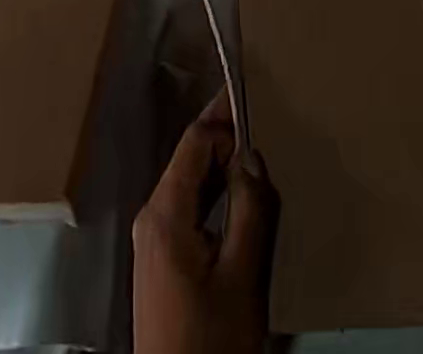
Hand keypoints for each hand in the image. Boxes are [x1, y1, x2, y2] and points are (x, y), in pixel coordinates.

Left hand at [134, 91, 276, 353]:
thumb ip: (250, 206)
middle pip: (192, 156)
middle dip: (229, 135)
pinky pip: (193, 203)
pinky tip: (247, 191)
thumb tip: (252, 153)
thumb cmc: (211, 336)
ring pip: (194, 179)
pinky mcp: (164, 253)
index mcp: (165, 211)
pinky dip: (219, 189)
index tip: (258, 93)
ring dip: (227, 163)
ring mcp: (154, 235)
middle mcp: (152, 215)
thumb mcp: (242, 271)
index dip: (226, 116)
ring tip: (265, 146)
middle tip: (270, 116)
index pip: (196, 140)